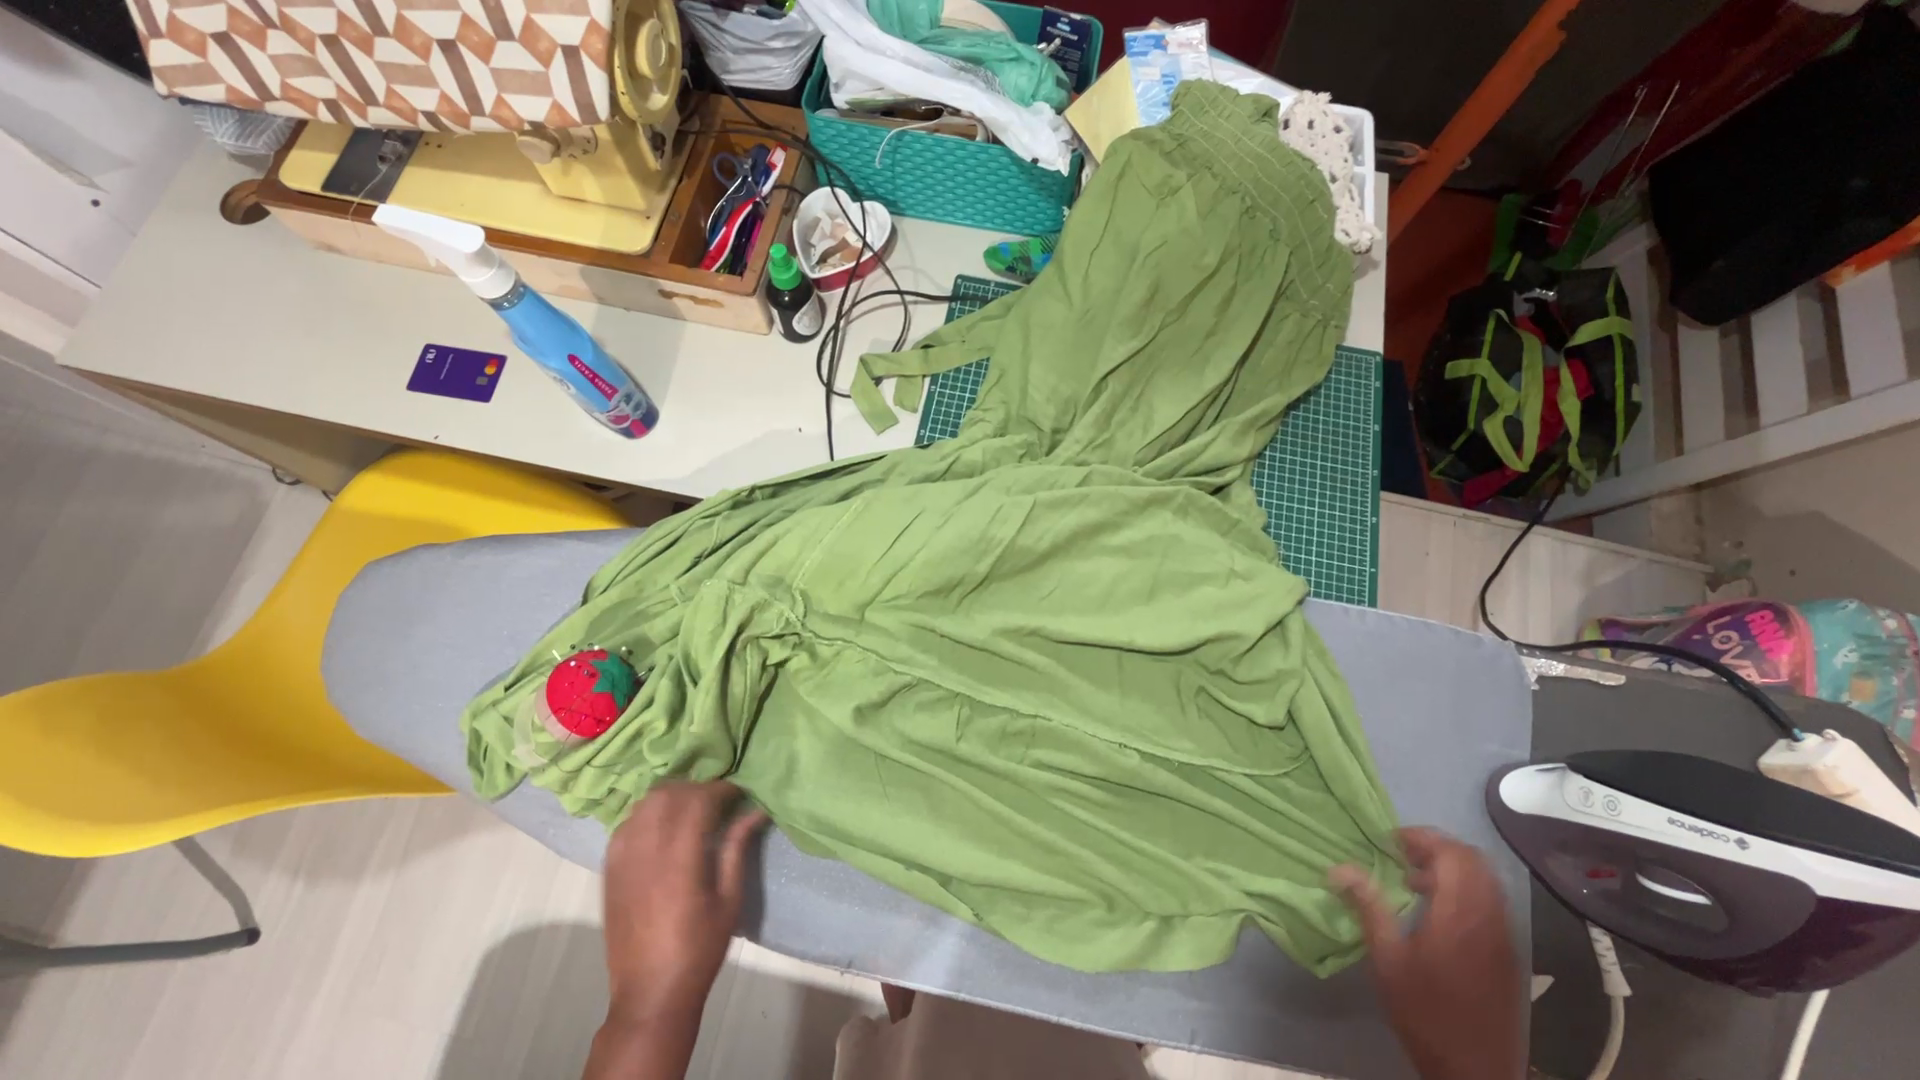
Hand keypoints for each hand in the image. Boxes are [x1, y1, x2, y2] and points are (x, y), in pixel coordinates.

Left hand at [600, 781, 767, 1026]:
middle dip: (697, 788)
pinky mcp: (610, 868)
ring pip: (645, 803)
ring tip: (693, 810)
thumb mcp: (729, 899)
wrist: (650, 990)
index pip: (698, 799)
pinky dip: (648, 814)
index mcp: (680, 858)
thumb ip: (737, 849)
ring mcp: (623, 857)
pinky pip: (627, 823)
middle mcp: (647, 849)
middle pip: (669, 793)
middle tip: (719, 801)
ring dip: (672, 797)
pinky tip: (664, 828)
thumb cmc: (700, 948)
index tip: (740, 793)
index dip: (722, 789)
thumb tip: (755, 811)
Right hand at [1331, 828, 1525, 1079]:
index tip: (1389, 842)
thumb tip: (1339, 868)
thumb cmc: (1424, 1012)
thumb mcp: (1386, 959)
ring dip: (1452, 869)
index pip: (1452, 853)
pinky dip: (1465, 890)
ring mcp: (1504, 934)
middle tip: (1401, 856)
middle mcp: (1489, 916)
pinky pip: (1491, 901)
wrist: (1475, 1067)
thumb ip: (1368, 907)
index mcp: (1459, 914)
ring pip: (1486, 879)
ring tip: (1414, 882)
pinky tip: (1436, 912)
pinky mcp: (1508, 950)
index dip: (1422, 838)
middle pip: (1473, 860)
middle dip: (1437, 848)